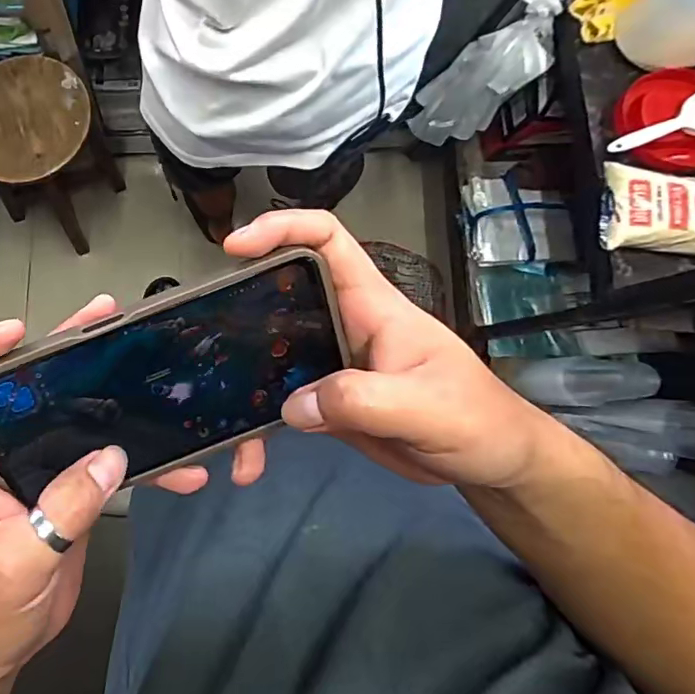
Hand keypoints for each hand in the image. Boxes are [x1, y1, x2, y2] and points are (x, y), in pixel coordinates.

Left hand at [0, 295, 261, 681]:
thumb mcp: (17, 562)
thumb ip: (62, 512)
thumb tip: (110, 459)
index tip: (16, 332)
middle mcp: (1, 452)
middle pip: (24, 385)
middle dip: (61, 346)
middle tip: (103, 317)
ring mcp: (37, 468)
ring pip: (69, 414)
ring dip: (104, 388)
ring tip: (139, 357)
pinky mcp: (67, 490)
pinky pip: (102, 462)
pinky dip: (138, 461)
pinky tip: (178, 468)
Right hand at [224, 211, 560, 489]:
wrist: (490, 465)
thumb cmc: (476, 419)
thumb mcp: (426, 408)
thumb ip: (363, 400)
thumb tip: (293, 406)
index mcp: (370, 305)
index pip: (327, 239)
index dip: (282, 228)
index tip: (237, 245)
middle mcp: (342, 324)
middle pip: (281, 293)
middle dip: (240, 307)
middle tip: (204, 332)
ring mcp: (330, 363)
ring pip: (271, 355)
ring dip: (241, 381)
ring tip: (216, 413)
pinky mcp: (325, 400)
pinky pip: (279, 404)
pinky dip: (260, 431)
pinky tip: (248, 459)